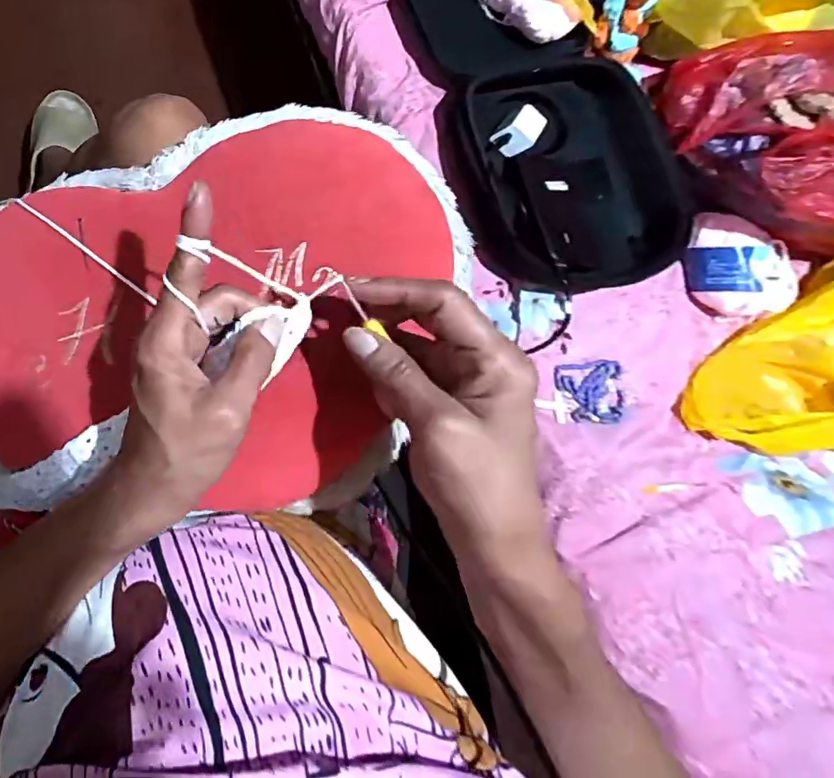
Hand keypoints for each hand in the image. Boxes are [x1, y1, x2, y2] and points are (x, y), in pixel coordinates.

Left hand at [106, 182, 278, 534]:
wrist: (149, 488)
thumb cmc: (186, 452)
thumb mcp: (230, 407)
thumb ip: (253, 357)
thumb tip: (271, 319)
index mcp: (167, 339)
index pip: (184, 272)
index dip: (195, 230)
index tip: (200, 190)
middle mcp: (163, 334)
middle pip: (211, 297)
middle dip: (247, 309)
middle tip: (278, 338)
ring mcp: (167, 348)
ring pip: (213, 317)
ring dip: (242, 328)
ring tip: (265, 356)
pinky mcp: (175, 362)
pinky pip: (209, 336)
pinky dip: (233, 341)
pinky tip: (251, 361)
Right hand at [342, 278, 547, 559]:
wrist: (493, 544)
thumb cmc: (476, 483)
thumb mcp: (436, 422)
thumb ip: (396, 372)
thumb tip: (354, 332)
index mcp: (495, 357)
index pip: (443, 301)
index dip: (396, 289)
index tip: (350, 291)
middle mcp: (483, 359)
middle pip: (429, 316)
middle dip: (384, 310)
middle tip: (337, 309)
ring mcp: (464, 380)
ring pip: (415, 343)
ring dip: (381, 343)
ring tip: (343, 341)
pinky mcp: (446, 400)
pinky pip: (411, 370)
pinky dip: (386, 370)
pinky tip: (368, 381)